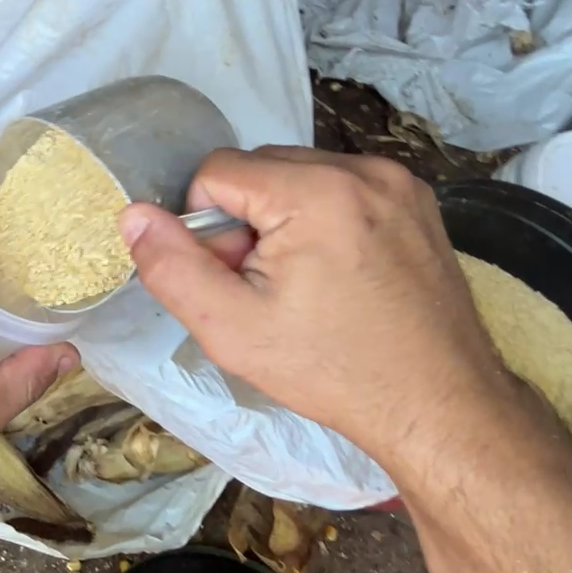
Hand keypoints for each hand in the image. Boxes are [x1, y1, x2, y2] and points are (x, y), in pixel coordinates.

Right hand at [119, 146, 520, 464]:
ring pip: (293, 175)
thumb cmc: (328, 368)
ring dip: (275, 218)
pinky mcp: (415, 198)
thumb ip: (171, 265)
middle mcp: (363, 168)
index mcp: (316, 192)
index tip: (235, 277)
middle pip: (255, 168)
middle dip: (241, 219)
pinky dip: (314, 216)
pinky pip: (334, 185)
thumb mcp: (228, 327)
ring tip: (299, 281)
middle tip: (263, 284)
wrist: (439, 405)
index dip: (205, 226)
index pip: (215, 170)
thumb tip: (132, 213)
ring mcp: (398, 180)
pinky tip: (332, 271)